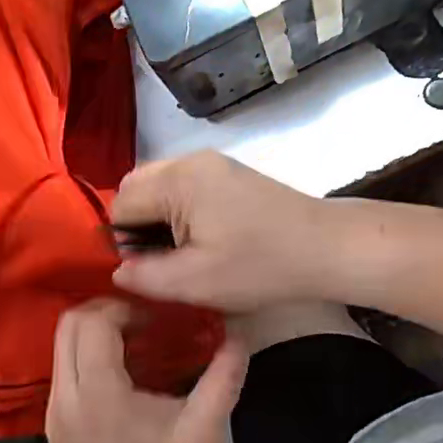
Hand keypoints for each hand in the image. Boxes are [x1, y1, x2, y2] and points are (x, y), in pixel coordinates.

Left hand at [47, 300, 247, 442]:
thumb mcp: (201, 434)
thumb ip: (222, 380)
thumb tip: (239, 336)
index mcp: (98, 393)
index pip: (94, 321)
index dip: (124, 308)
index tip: (156, 316)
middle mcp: (66, 396)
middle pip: (69, 324)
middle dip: (105, 311)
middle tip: (143, 321)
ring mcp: (54, 411)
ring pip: (61, 345)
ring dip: (93, 332)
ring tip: (135, 343)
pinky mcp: (53, 425)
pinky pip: (62, 369)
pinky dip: (85, 355)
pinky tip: (121, 375)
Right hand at [111, 152, 337, 310]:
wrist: (325, 247)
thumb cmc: (259, 265)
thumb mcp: (195, 281)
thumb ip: (145, 276)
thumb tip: (117, 270)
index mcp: (177, 180)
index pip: (121, 204)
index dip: (123, 240)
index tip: (145, 268)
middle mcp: (189, 160)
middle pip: (136, 187)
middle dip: (136, 224)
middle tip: (159, 259)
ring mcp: (212, 163)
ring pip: (159, 185)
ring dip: (157, 217)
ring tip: (179, 251)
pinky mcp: (228, 172)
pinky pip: (183, 185)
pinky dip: (178, 209)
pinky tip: (201, 237)